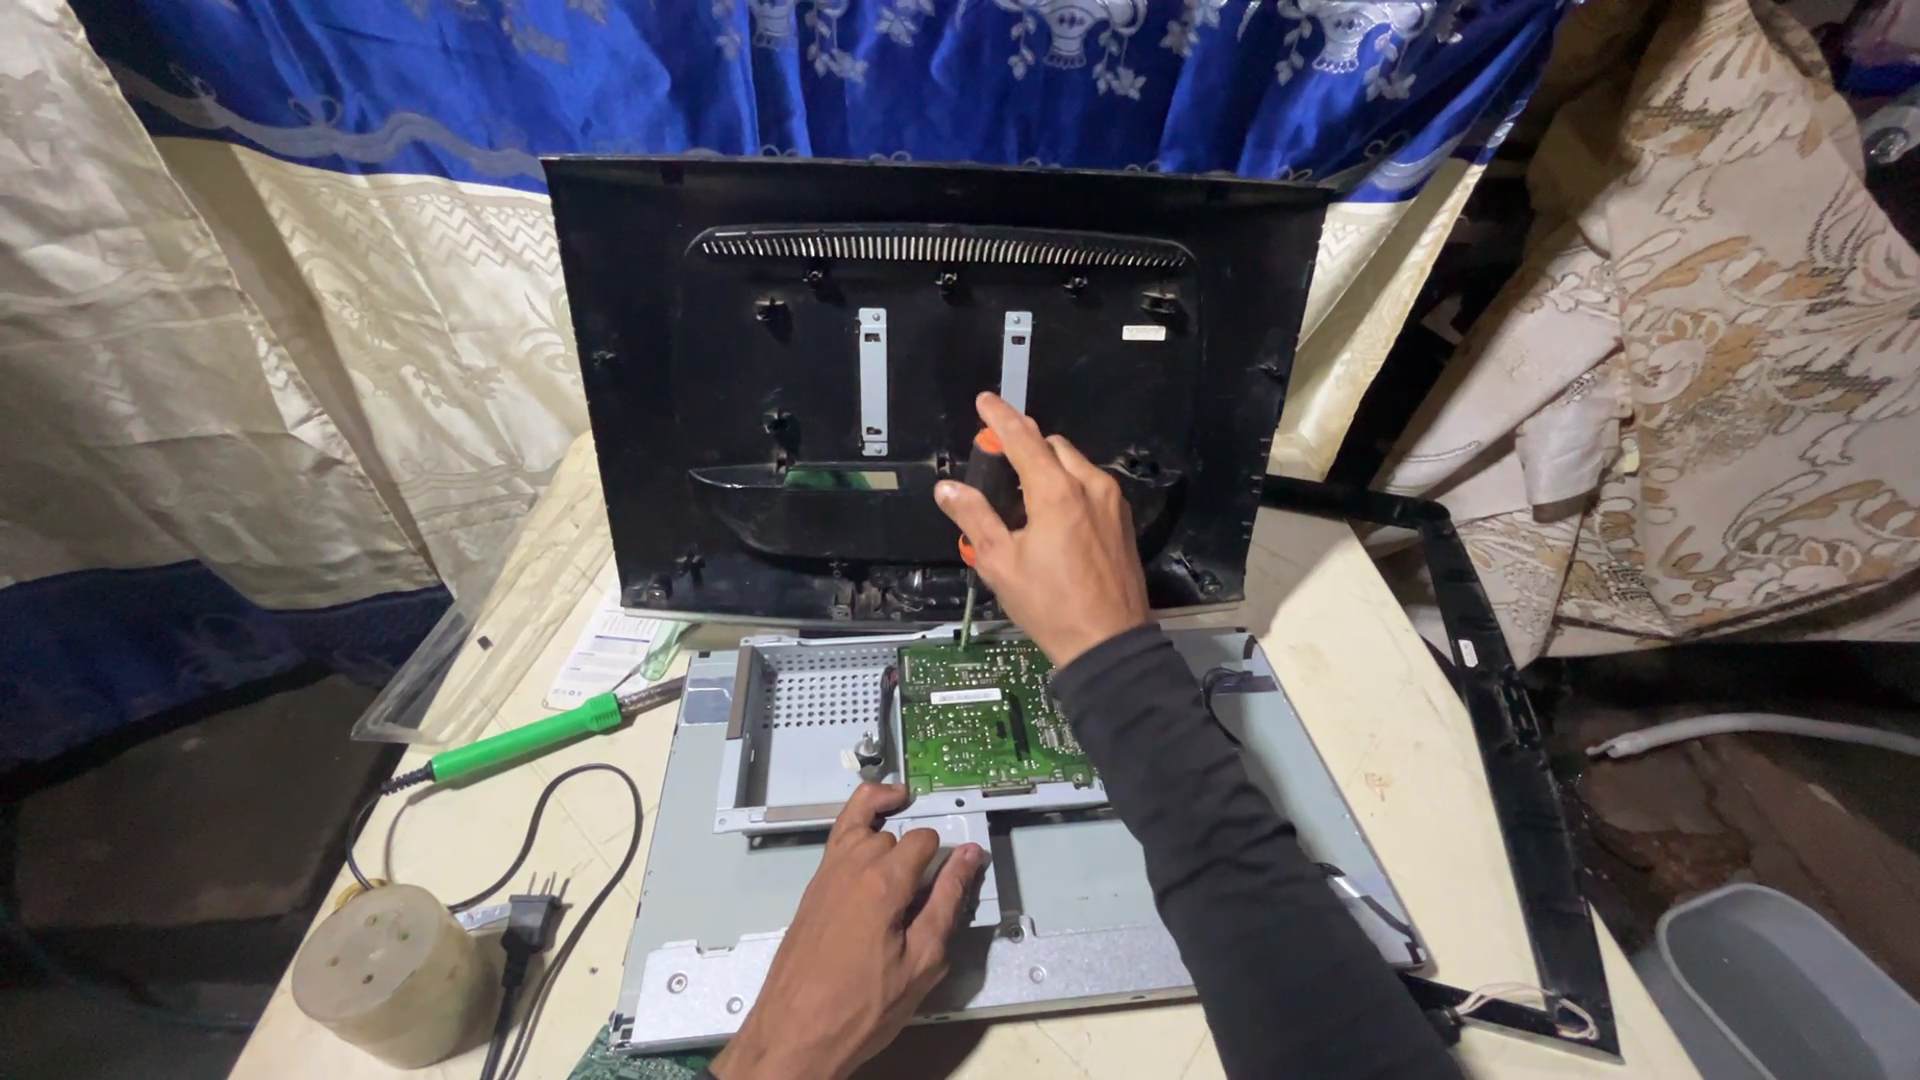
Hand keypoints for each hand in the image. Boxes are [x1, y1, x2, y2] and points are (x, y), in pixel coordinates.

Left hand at [709, 784, 983, 1079]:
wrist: (794, 1034)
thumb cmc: (861, 1007)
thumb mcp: (921, 962)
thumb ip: (947, 902)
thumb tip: (968, 857)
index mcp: (883, 882)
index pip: (925, 840)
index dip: (945, 855)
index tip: (954, 874)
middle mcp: (853, 864)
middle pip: (897, 833)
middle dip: (917, 851)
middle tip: (928, 884)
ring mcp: (828, 870)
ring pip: (864, 821)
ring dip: (887, 822)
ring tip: (906, 824)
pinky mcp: (814, 883)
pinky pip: (838, 831)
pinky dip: (857, 816)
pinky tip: (871, 828)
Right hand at [934, 392, 1150, 666]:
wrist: (1108, 642)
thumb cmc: (1051, 605)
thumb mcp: (1001, 563)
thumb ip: (974, 517)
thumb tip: (948, 488)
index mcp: (1057, 492)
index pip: (1023, 438)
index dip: (1000, 416)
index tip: (985, 401)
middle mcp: (1090, 486)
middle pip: (1052, 445)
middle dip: (1025, 443)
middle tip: (998, 459)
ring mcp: (1112, 502)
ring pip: (1074, 464)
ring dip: (1047, 465)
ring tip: (1022, 493)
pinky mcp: (1122, 521)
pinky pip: (1090, 486)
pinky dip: (1067, 485)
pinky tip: (1050, 513)